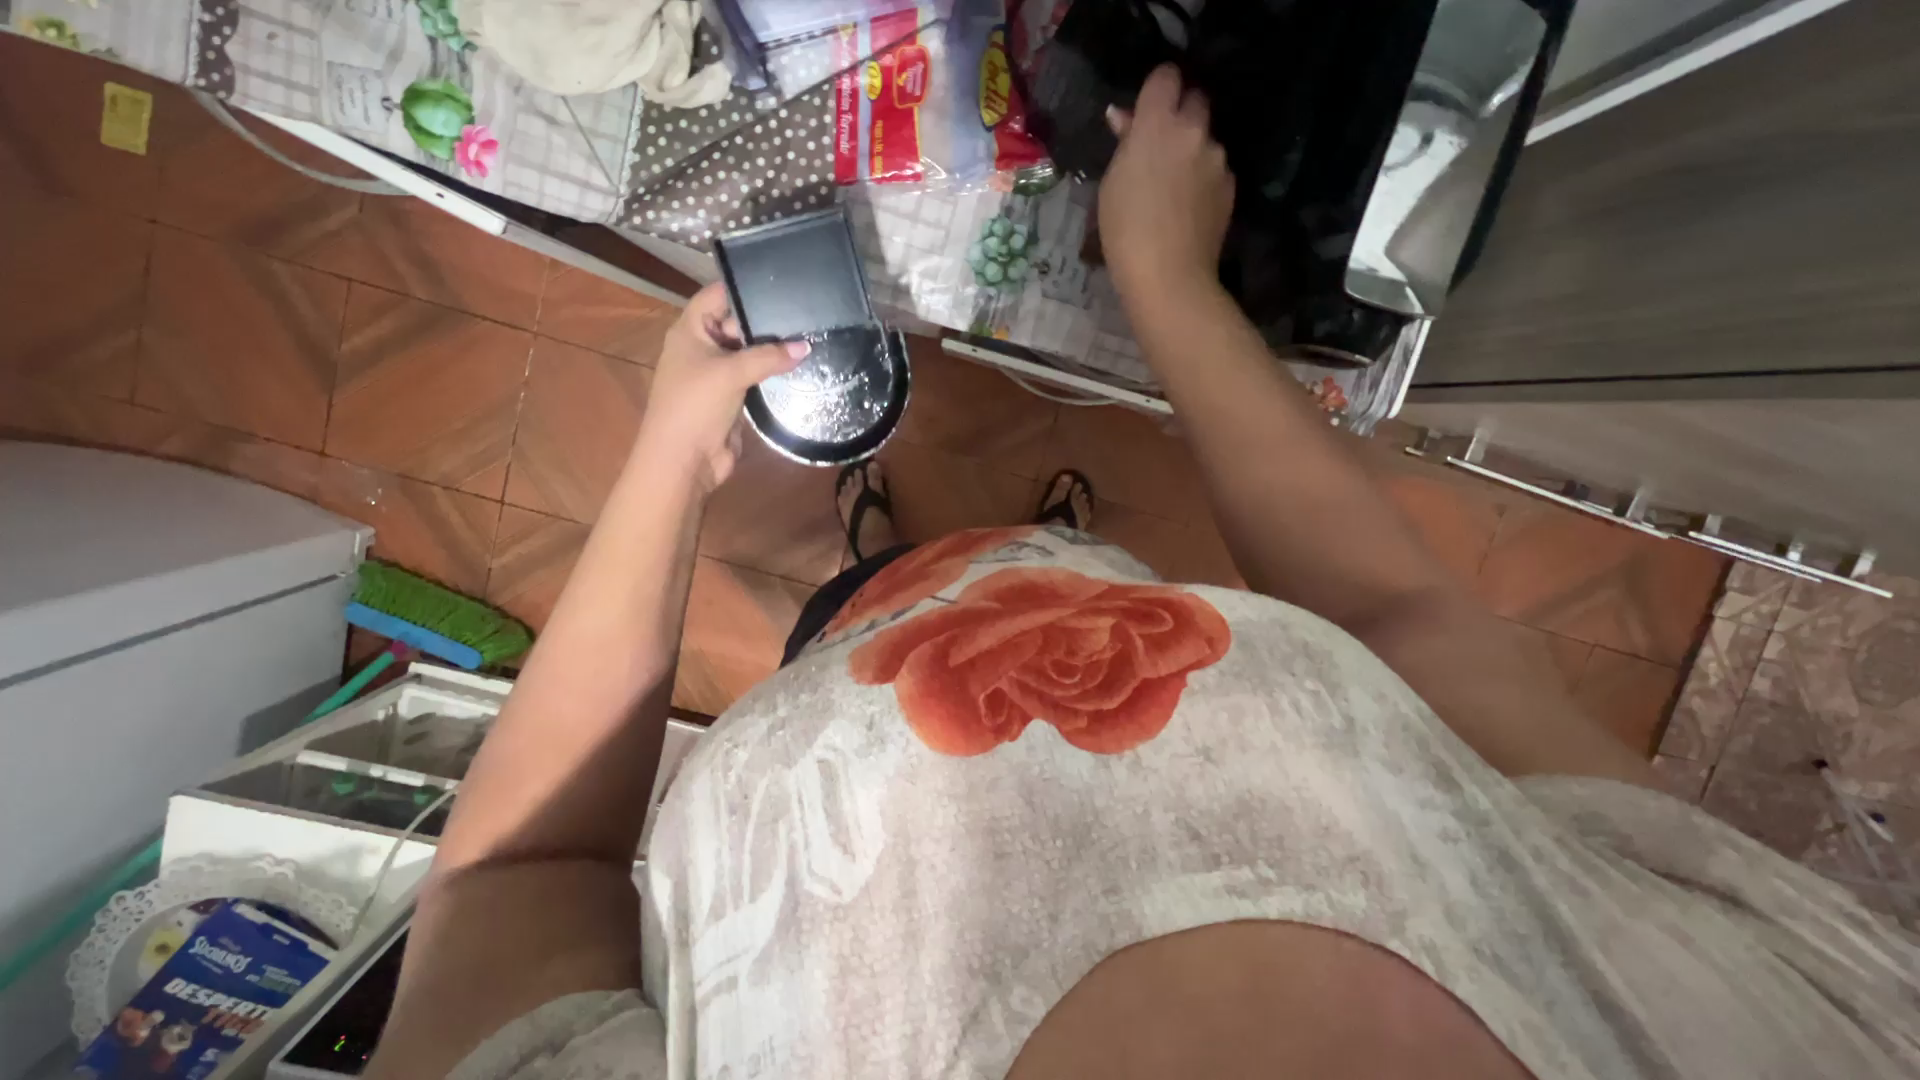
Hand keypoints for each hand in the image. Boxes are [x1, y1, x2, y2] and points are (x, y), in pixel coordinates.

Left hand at [633, 282, 807, 492]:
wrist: (684, 461)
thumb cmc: (695, 406)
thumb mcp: (730, 373)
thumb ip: (768, 357)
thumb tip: (806, 347)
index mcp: (690, 331)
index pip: (716, 295)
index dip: (742, 285)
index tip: (779, 278)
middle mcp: (703, 347)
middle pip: (737, 322)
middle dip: (766, 319)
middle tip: (807, 309)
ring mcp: (718, 374)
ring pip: (749, 352)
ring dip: (774, 349)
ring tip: (812, 333)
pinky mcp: (732, 398)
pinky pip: (756, 377)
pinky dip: (774, 373)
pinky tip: (802, 365)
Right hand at [1097, 64, 1234, 300]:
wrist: (1169, 275)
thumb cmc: (1125, 231)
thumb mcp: (1111, 184)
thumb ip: (1124, 144)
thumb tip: (1125, 119)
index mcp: (1158, 124)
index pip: (1166, 77)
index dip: (1156, 89)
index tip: (1146, 109)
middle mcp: (1194, 131)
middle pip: (1194, 99)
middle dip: (1180, 113)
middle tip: (1160, 144)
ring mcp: (1217, 157)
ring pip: (1205, 138)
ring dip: (1192, 150)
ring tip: (1173, 186)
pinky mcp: (1230, 185)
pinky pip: (1215, 168)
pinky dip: (1203, 178)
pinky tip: (1188, 207)